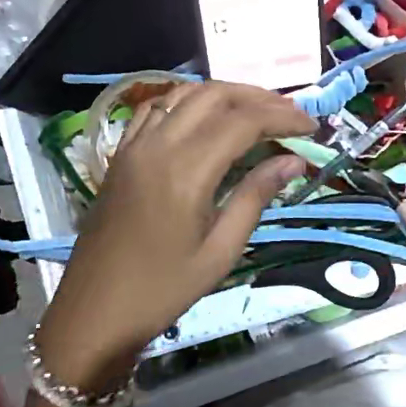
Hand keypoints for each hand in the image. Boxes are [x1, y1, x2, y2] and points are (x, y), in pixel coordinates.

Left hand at [37, 82, 313, 389]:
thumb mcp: (220, 251)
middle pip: (214, 95)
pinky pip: (156, 109)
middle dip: (258, 97)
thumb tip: (293, 162)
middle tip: (292, 114)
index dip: (282, 118)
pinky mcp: (121, 155)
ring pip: (184, 95)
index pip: (243, 122)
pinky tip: (206, 118)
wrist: (94, 312)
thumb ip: (255, 197)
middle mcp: (157, 145)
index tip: (311, 129)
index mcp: (185, 171)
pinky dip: (188, 102)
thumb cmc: (162, 290)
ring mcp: (134, 146)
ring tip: (257, 109)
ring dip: (225, 94)